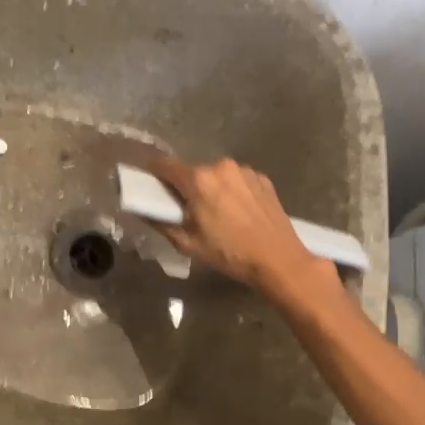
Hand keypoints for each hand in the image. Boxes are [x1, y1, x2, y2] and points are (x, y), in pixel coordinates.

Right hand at [147, 156, 336, 290]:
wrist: (279, 259)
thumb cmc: (229, 253)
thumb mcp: (188, 244)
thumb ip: (161, 223)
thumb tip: (145, 210)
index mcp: (198, 180)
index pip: (164, 165)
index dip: (154, 173)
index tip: (152, 185)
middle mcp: (220, 166)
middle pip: (192, 171)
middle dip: (186, 186)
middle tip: (189, 210)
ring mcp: (244, 170)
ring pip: (215, 174)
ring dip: (211, 187)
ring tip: (218, 213)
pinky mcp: (262, 178)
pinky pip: (236, 179)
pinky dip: (232, 190)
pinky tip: (239, 212)